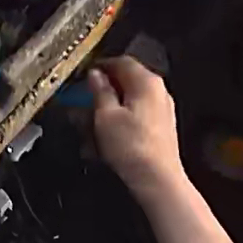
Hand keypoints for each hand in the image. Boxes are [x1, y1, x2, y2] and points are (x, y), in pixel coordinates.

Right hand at [88, 57, 186, 198]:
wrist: (157, 180)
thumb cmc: (135, 150)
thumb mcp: (105, 116)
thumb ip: (99, 91)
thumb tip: (95, 77)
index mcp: (146, 82)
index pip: (121, 62)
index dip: (99, 67)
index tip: (84, 76)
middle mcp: (158, 94)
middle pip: (125, 85)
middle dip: (101, 95)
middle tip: (82, 104)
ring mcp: (160, 115)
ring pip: (128, 106)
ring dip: (106, 114)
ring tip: (88, 128)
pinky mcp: (159, 134)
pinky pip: (134, 124)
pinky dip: (118, 128)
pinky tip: (103, 143)